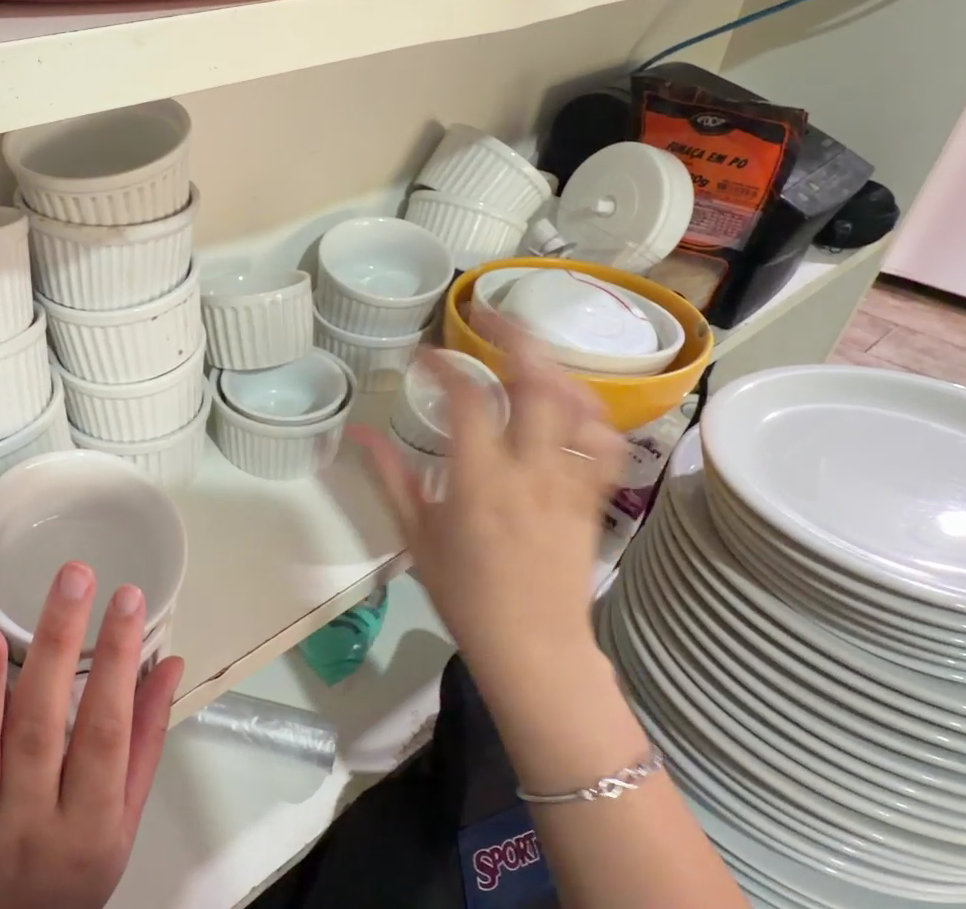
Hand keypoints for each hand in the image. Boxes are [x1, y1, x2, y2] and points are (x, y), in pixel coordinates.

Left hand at [0, 561, 184, 908]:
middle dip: (56, 648)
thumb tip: (167, 662)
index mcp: (88, 821)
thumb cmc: (74, 868)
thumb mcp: (125, 817)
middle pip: (40, 731)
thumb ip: (145, 738)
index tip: (126, 598)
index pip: (106, 731)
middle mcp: (28, 824)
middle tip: (72, 579)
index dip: (117, 662)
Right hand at [353, 313, 624, 688]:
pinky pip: (605, 443)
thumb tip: (359, 433)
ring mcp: (569, 484)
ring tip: (527, 351)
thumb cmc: (466, 597)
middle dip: (512, 337)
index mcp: (478, 483)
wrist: (534, 649)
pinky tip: (569, 402)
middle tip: (486, 317)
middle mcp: (530, 473)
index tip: (424, 355)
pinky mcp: (594, 498)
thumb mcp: (417, 537)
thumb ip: (391, 478)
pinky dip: (590, 412)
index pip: (467, 399)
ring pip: (577, 404)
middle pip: (535, 382)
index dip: (444, 365)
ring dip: (553, 366)